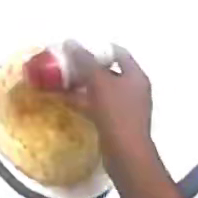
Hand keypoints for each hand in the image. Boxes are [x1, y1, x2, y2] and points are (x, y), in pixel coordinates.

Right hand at [66, 46, 154, 168]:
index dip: (100, 47)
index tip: (80, 45)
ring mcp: (125, 108)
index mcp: (135, 76)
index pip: (119, 53)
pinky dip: (82, 99)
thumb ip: (84, 60)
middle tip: (68, 61)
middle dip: (87, 66)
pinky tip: (65, 98)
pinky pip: (97, 104)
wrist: (125, 154)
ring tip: (62, 78)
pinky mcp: (115, 122)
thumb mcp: (98, 81)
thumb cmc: (116, 112)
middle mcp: (133, 90)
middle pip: (108, 71)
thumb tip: (70, 42)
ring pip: (100, 89)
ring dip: (82, 83)